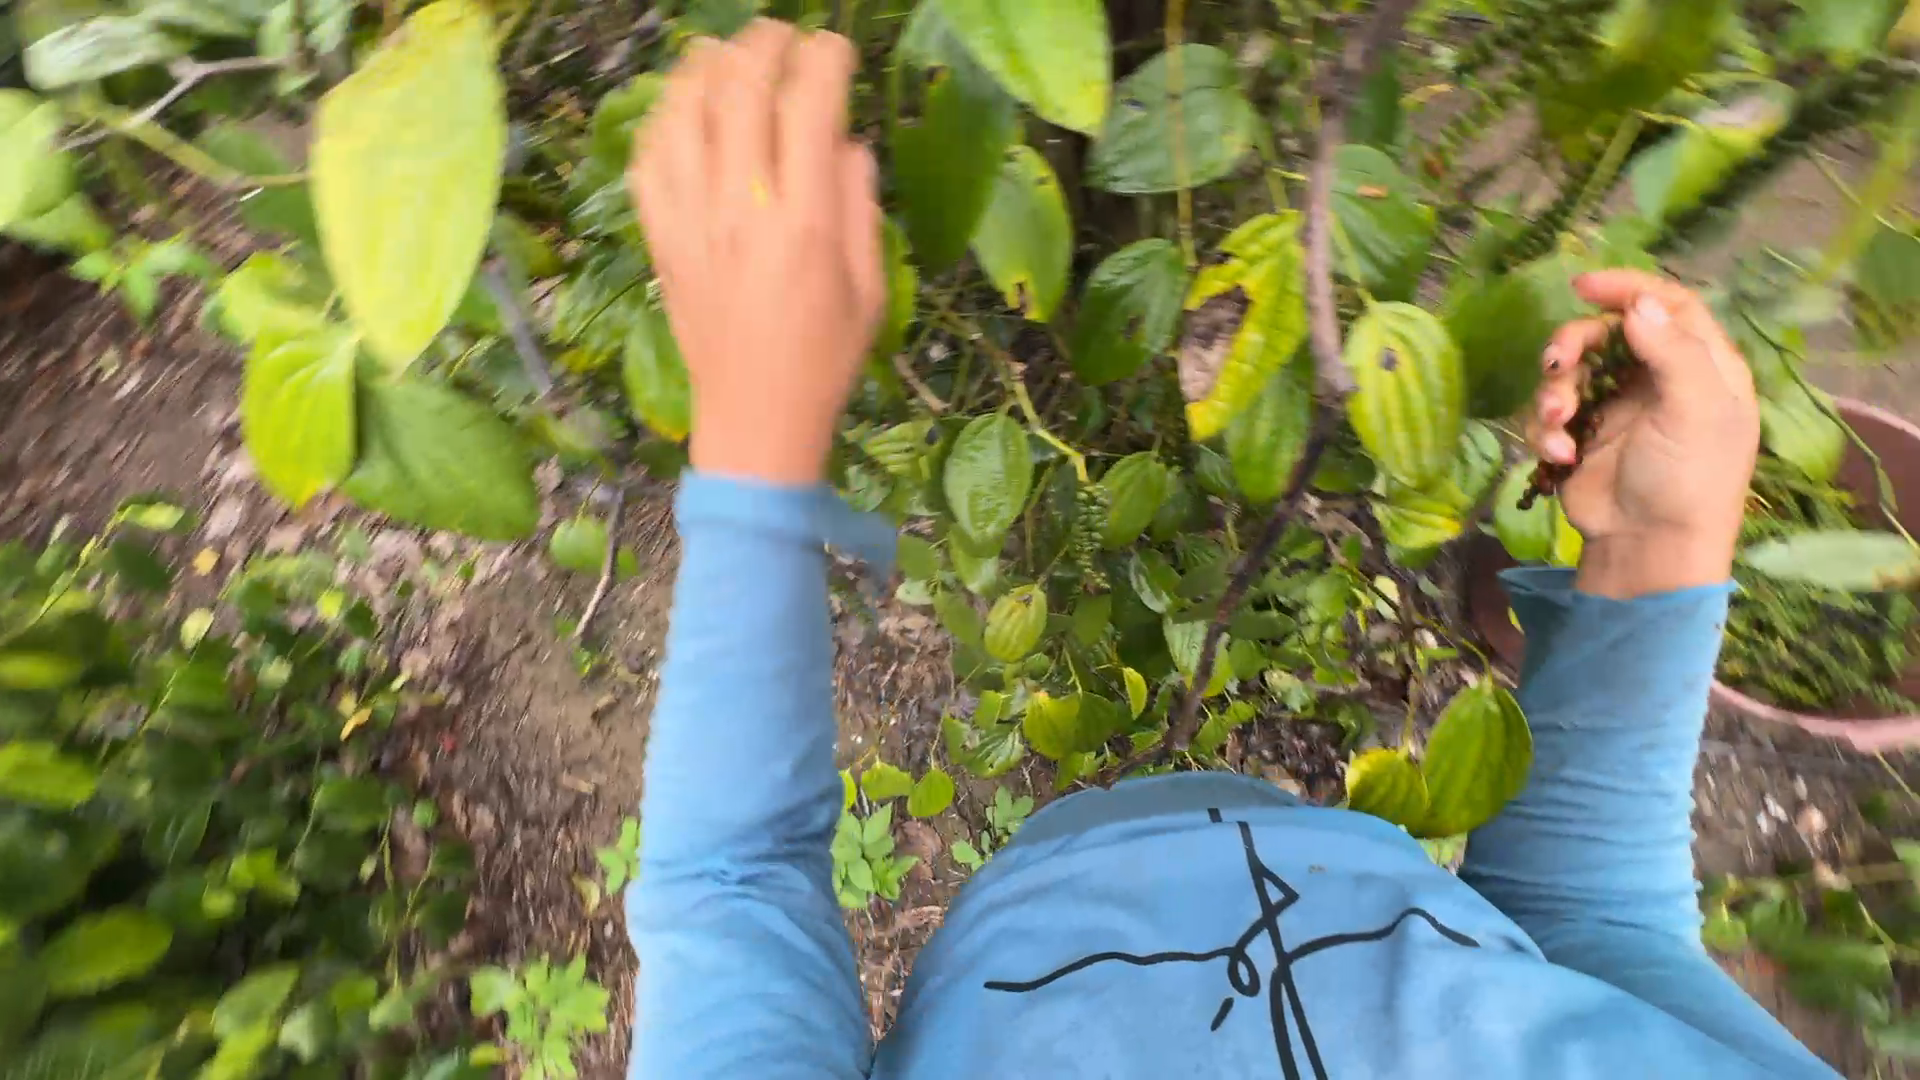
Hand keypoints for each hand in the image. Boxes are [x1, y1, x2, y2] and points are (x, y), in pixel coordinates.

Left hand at [628, 20, 883, 486]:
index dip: (826, 62)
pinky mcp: (661, 240)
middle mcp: (742, 209)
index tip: (837, 50)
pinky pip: (647, 160)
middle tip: (783, 37)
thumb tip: (847, 146)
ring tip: (725, 56)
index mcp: (804, 225)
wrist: (755, 418)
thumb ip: (860, 211)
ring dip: (706, 67)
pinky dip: (662, 121)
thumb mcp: (869, 294)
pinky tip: (680, 114)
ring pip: (684, 112)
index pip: (810, 109)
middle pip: (741, 90)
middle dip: (765, 45)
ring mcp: (692, 222)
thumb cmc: (824, 363)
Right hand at [1526, 270, 1759, 598]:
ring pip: (1565, 376)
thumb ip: (1672, 352)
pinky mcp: (1575, 437)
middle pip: (1602, 337)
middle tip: (1555, 365)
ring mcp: (1610, 409)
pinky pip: (1545, 418)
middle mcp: (1651, 380)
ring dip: (1551, 397)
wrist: (1646, 540)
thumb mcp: (1695, 408)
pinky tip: (1558, 456)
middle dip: (1571, 348)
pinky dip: (1544, 434)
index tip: (1582, 286)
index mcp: (1697, 365)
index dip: (1627, 288)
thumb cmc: (1687, 475)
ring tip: (1557, 425)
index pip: (1665, 306)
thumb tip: (1639, 305)